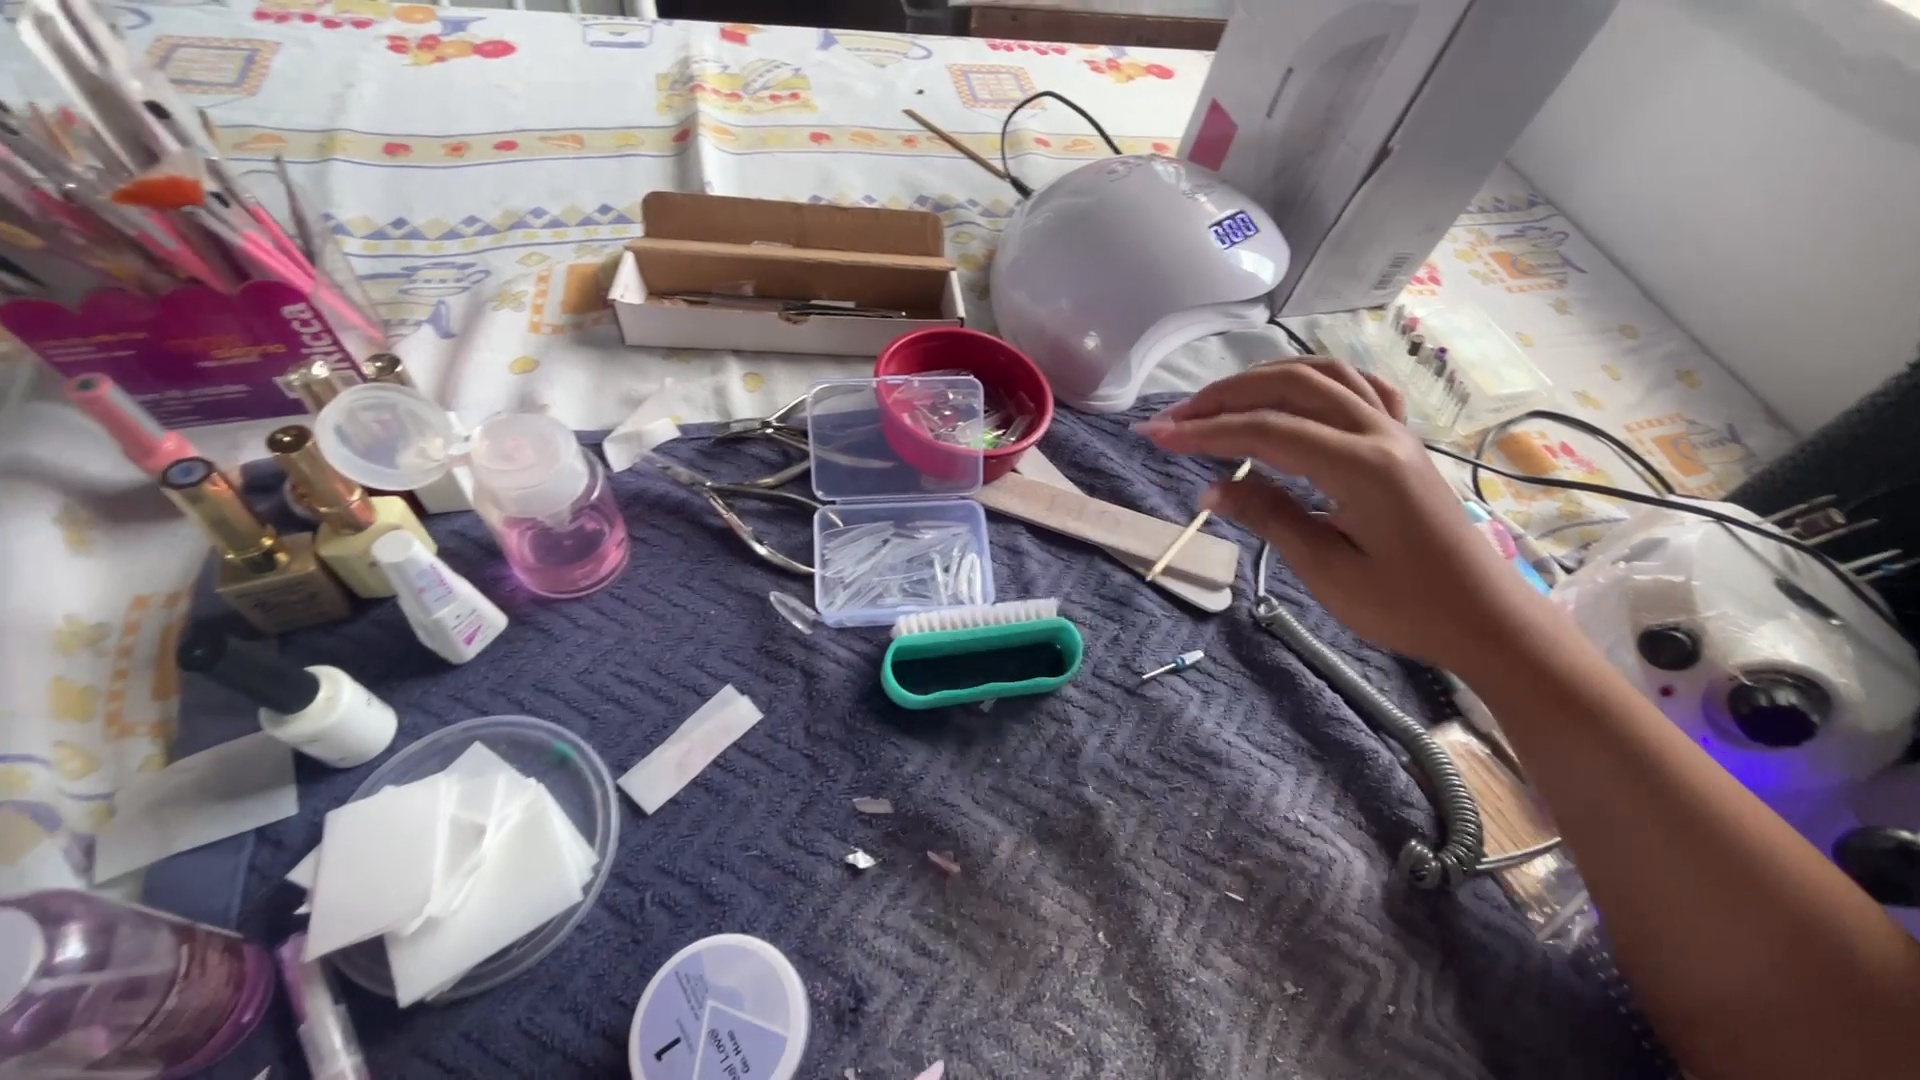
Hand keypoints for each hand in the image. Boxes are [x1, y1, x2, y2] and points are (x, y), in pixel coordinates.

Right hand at [1136, 359, 1554, 673]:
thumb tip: (1212, 490)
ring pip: (1323, 376)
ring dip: (1264, 379)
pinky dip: (1315, 381)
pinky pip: (1359, 388)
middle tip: (1175, 419)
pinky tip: (1295, 394)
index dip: (1205, 432)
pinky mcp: (1403, 442)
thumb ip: (1271, 519)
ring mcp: (1395, 431)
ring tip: (1220, 401)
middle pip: (1289, 387)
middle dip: (1224, 396)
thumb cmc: (1407, 607)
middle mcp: (1378, 433)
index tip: (1155, 437)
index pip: (1265, 431)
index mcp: (1359, 467)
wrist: (1485, 617)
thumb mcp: (1329, 571)